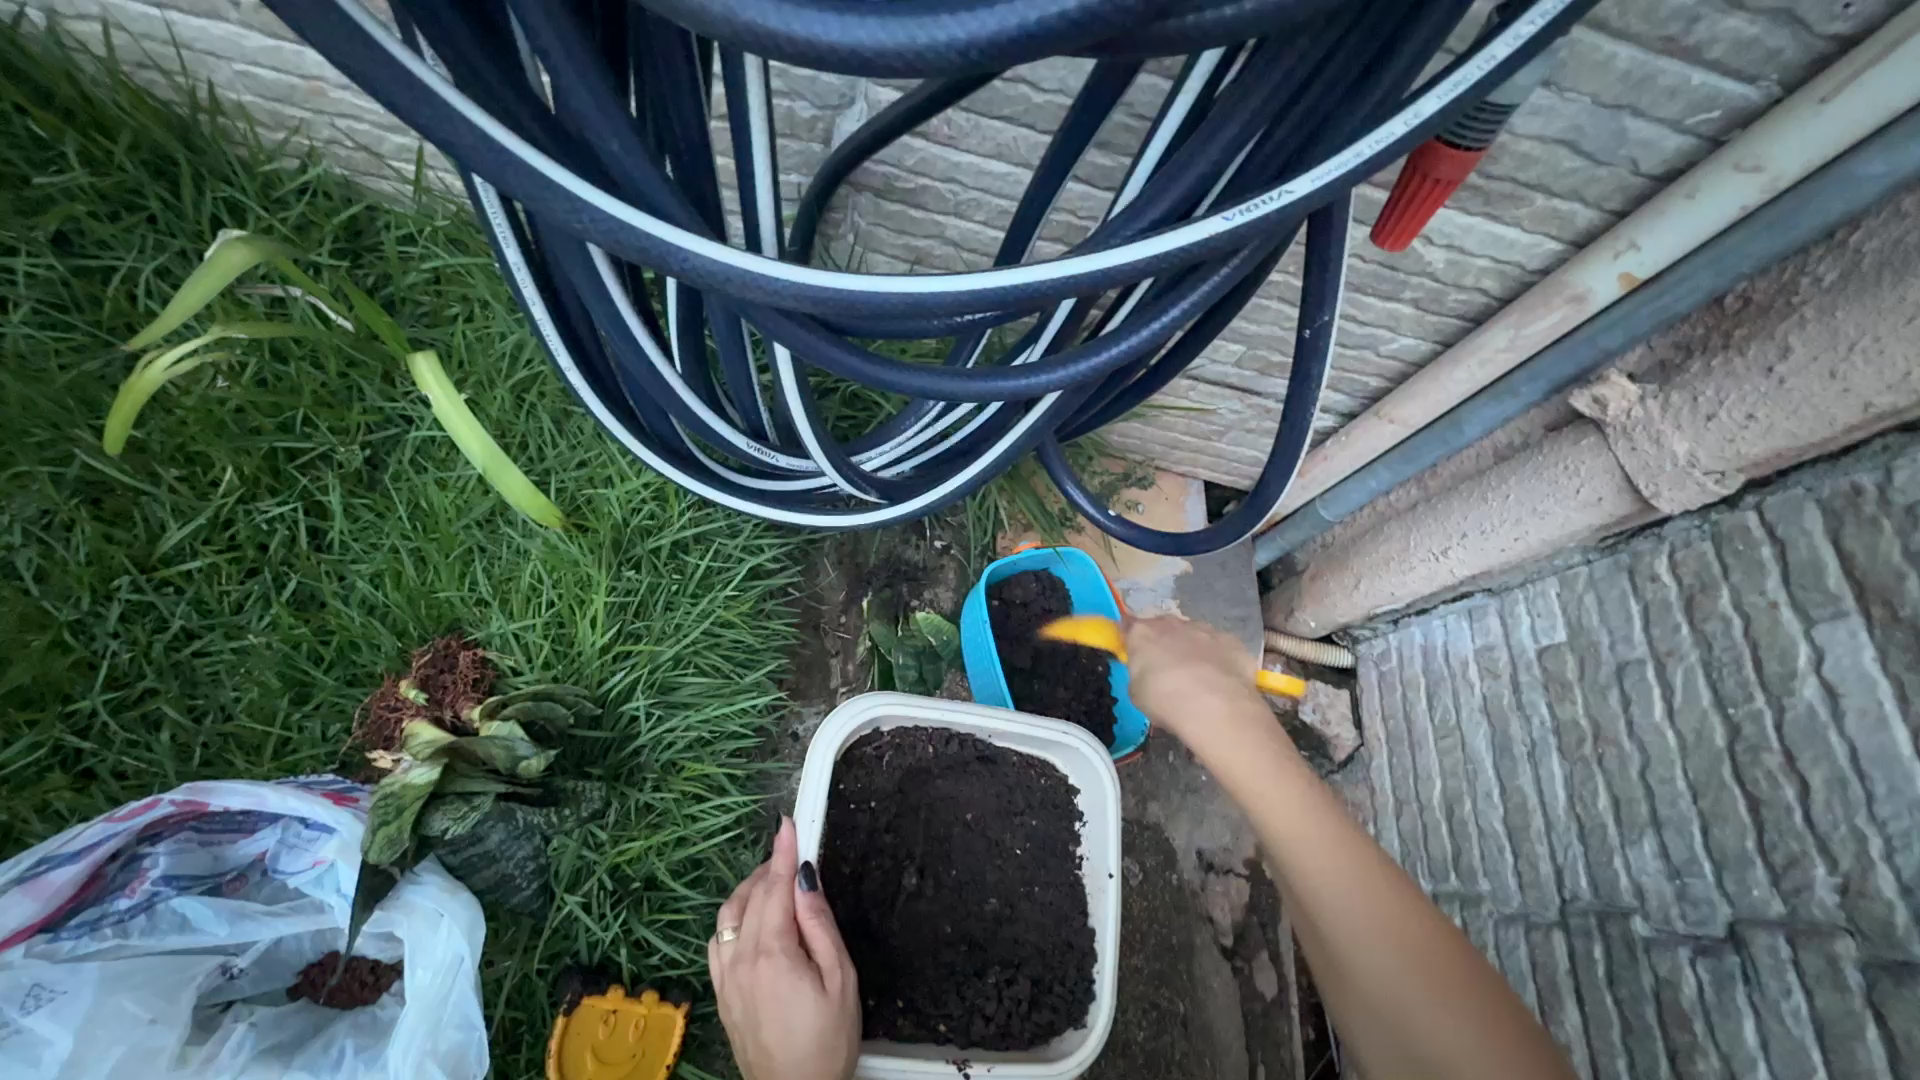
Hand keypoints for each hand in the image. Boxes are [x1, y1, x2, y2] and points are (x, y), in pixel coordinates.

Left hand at [710, 817, 860, 1079]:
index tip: (787, 823)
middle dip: (770, 867)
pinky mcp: (721, 995)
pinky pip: (718, 942)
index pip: (776, 888)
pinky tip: (751, 918)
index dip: (783, 852)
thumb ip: (820, 925)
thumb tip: (806, 879)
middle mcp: (741, 960)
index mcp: (773, 954)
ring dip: (750, 889)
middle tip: (792, 849)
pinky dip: (734, 917)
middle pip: (752, 896)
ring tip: (775, 880)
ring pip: (728, 915)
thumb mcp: (840, 979)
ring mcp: (725, 978)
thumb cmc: (828, 1039)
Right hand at [1124, 615, 1272, 746]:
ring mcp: (1206, 630)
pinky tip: (1223, 681)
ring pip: (1195, 634)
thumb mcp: (1136, 693)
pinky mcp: (1233, 642)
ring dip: (1193, 649)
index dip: (1131, 639)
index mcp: (1143, 633)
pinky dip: (1220, 660)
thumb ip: (1140, 674)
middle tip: (1166, 668)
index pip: (1129, 626)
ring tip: (1198, 678)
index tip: (1133, 652)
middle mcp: (1173, 624)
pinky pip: (1222, 648)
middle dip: (1164, 642)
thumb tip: (1148, 673)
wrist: (1214, 707)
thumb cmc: (1164, 700)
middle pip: (1164, 627)